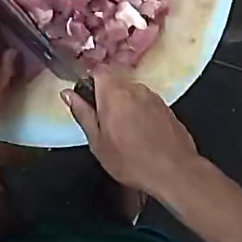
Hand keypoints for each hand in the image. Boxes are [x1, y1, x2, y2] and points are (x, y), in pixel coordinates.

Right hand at [62, 72, 202, 198]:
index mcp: (114, 93)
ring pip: (131, 94)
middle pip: (115, 82)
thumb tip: (68, 94)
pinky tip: (140, 136)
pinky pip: (146, 104)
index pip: (98, 70)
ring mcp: (153, 97)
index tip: (87, 98)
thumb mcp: (97, 141)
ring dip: (124, 106)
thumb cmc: (132, 161)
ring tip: (124, 134)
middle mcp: (135, 89)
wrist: (173, 170)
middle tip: (103, 123)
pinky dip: (140, 114)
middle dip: (107, 98)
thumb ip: (82, 113)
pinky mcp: (166, 107)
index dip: (90, 81)